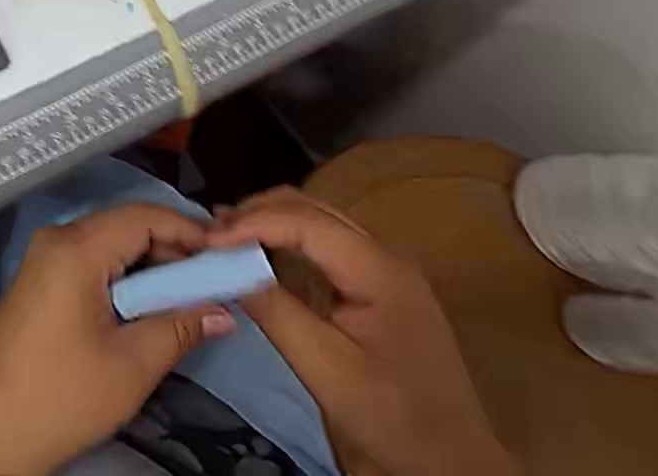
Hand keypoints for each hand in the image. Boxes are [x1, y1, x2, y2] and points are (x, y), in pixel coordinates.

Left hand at [0, 203, 234, 475]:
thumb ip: (179, 327)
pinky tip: (150, 302)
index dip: (188, 230)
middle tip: (214, 280)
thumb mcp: (130, 365)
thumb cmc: (59, 395)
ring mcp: (46, 254)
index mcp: (77, 248)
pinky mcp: (43, 274)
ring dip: (151, 262)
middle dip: (173, 248)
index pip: (143, 217)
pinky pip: (94, 257)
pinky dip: (126, 273)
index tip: (226, 255)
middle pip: (126, 224)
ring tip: (189, 296)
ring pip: (111, 241)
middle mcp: (59, 237)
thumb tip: (222, 311)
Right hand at [210, 188, 517, 475]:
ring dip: (265, 222)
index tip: (207, 240)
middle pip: (308, 208)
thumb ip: (274, 311)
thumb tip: (222, 267)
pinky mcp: (368, 284)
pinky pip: (318, 244)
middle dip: (254, 214)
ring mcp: (378, 267)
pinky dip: (280, 241)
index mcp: (381, 271)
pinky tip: (253, 254)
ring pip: (311, 219)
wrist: (450, 470)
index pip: (305, 222)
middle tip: (208, 235)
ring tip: (222, 239)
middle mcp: (382, 255)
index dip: (251, 223)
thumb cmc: (393, 422)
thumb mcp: (327, 370)